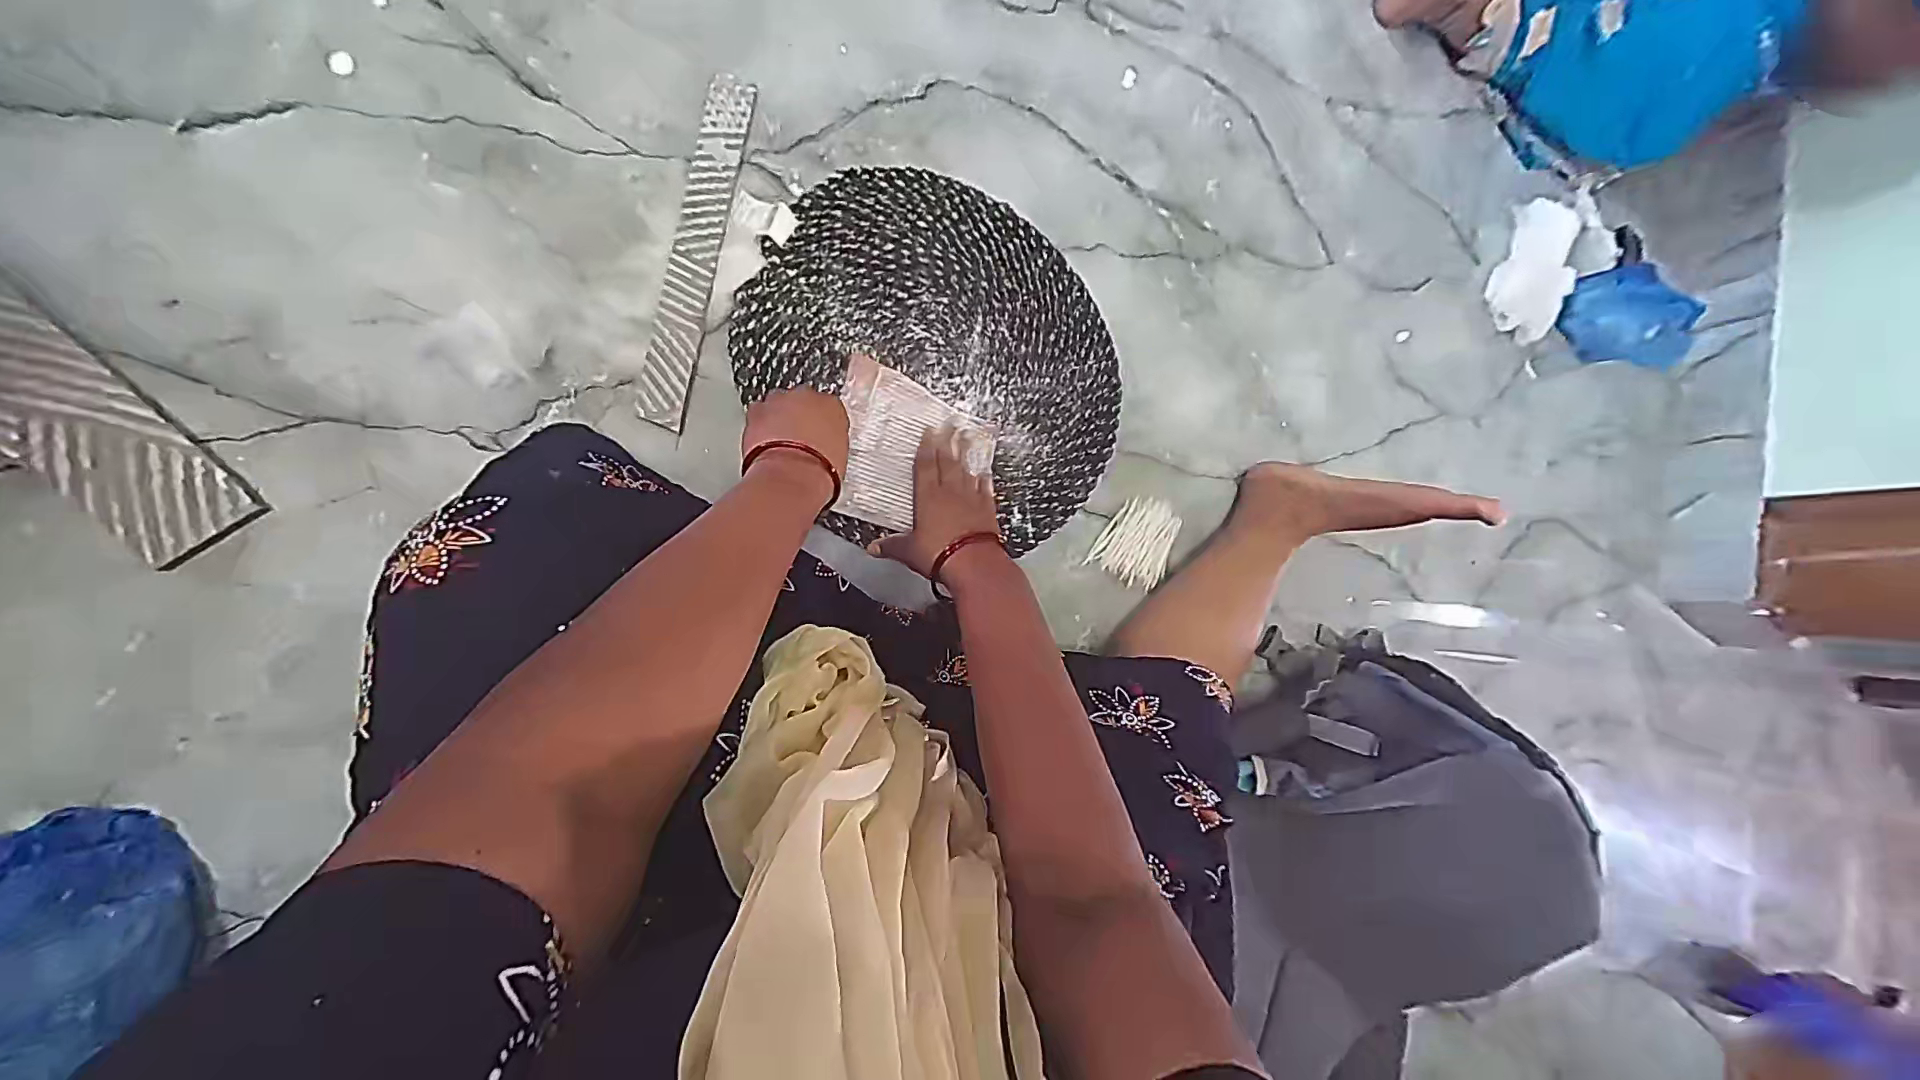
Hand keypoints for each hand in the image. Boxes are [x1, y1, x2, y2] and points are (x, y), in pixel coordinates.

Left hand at [741, 387, 849, 496]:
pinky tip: (764, 443)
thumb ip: (830, 441)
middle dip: (798, 415)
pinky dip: (759, 424)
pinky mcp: (756, 409)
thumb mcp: (838, 456)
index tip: (818, 434)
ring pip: (777, 404)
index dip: (821, 423)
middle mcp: (807, 396)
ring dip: (777, 418)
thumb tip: (823, 446)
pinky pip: (758, 412)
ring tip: (779, 443)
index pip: (828, 407)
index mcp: (833, 405)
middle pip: (801, 399)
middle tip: (798, 439)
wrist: (792, 476)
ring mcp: (780, 401)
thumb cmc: (818, 470)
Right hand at [871, 425, 1001, 577]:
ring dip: (966, 454)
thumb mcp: (909, 551)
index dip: (926, 447)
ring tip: (966, 438)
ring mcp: (971, 499)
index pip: (925, 466)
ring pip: (967, 470)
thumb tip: (874, 548)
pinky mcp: (987, 510)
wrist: (974, 564)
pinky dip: (985, 480)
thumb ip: (892, 546)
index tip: (929, 432)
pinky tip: (985, 473)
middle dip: (947, 442)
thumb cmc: (939, 555)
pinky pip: (985, 490)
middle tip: (950, 424)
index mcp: (928, 497)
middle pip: (948, 461)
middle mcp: (950, 492)